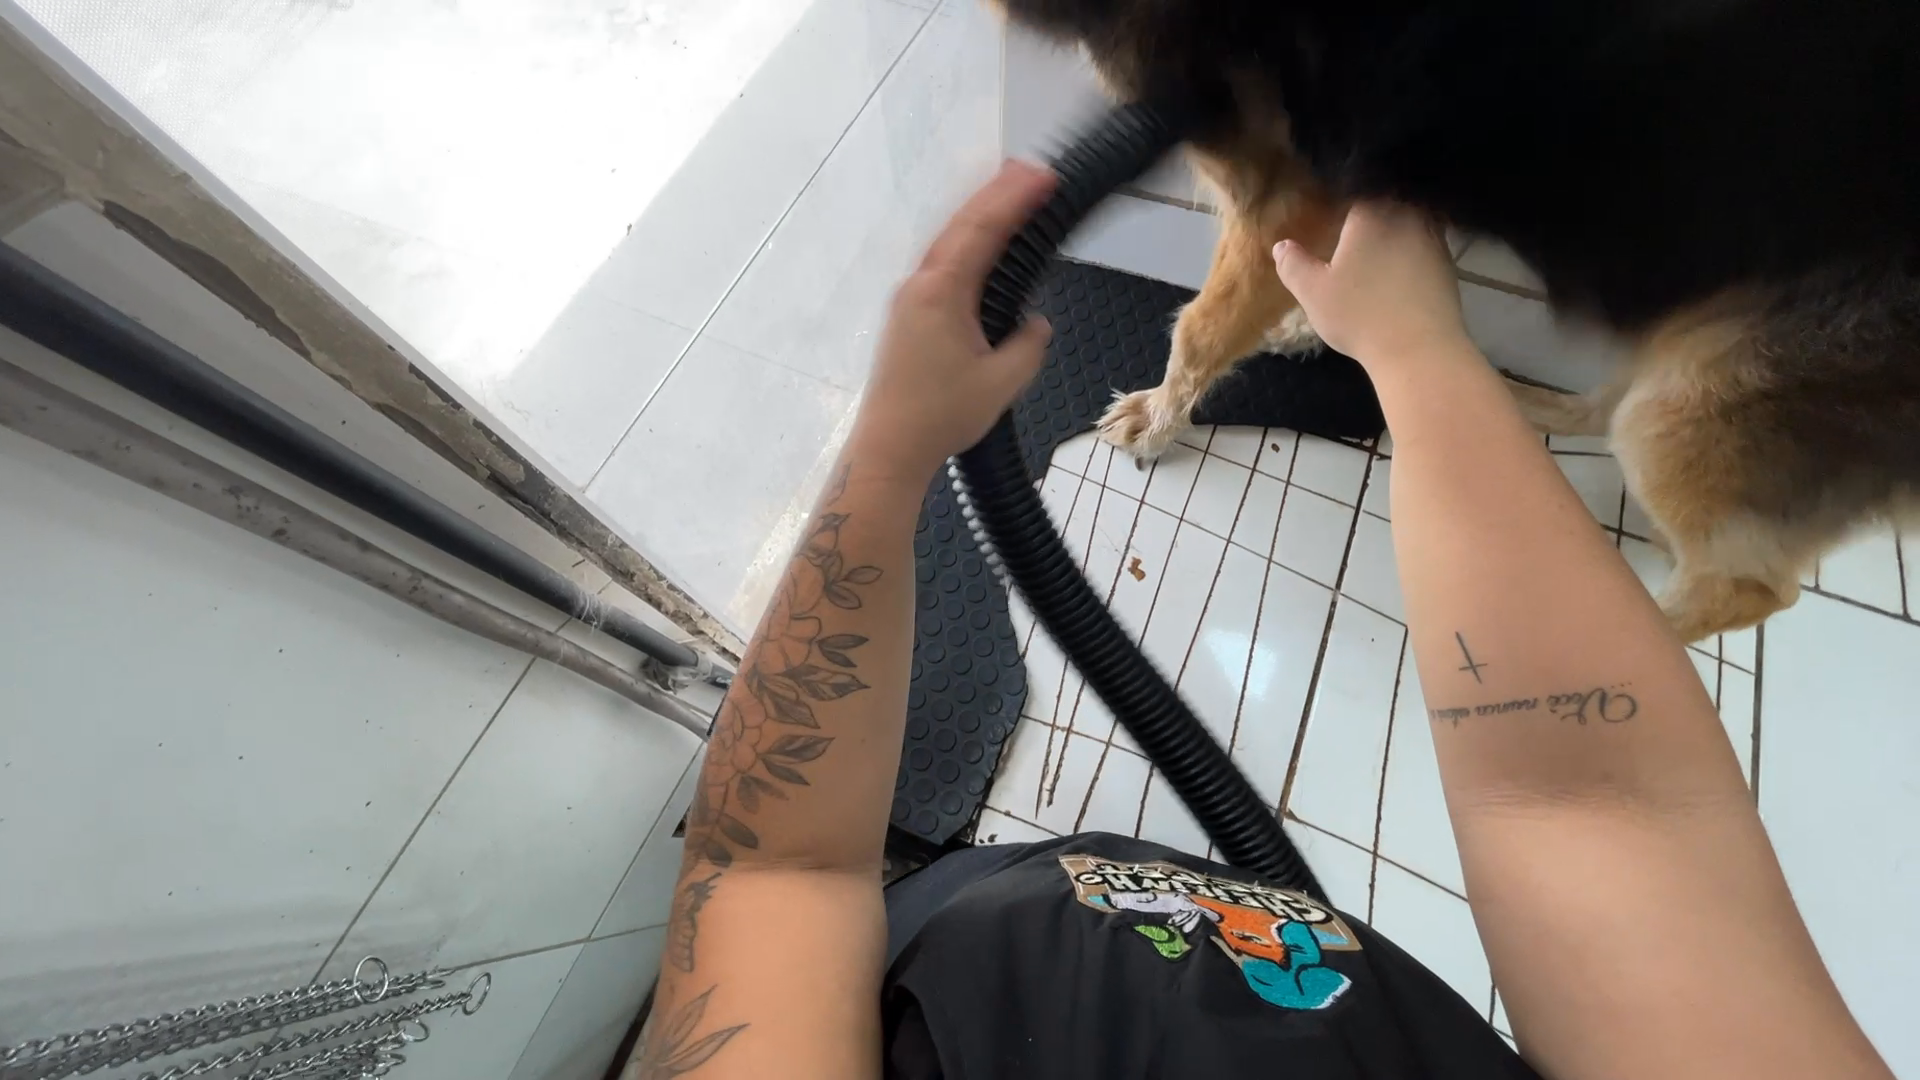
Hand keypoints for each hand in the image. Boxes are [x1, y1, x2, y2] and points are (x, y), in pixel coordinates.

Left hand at [852, 161, 1056, 479]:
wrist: (890, 446)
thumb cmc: (941, 416)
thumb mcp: (1001, 383)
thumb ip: (1028, 346)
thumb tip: (1036, 324)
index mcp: (941, 292)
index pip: (982, 230)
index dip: (1014, 200)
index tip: (1043, 177)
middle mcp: (918, 286)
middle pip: (959, 226)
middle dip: (995, 195)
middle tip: (1029, 172)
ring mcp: (906, 301)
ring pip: (945, 245)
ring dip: (976, 219)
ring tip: (1006, 198)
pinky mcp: (904, 319)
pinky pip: (938, 269)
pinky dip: (962, 249)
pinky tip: (975, 254)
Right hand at [1272, 201, 1472, 370]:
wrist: (1416, 346)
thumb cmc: (1358, 314)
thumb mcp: (1312, 292)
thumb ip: (1294, 264)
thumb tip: (1282, 244)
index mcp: (1371, 213)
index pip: (1355, 191)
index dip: (1340, 201)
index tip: (1327, 215)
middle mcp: (1407, 214)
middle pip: (1386, 200)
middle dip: (1368, 211)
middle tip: (1347, 230)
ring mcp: (1432, 235)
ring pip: (1408, 219)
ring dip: (1391, 229)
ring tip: (1372, 248)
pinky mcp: (1447, 259)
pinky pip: (1423, 241)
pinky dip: (1409, 248)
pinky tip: (1395, 269)